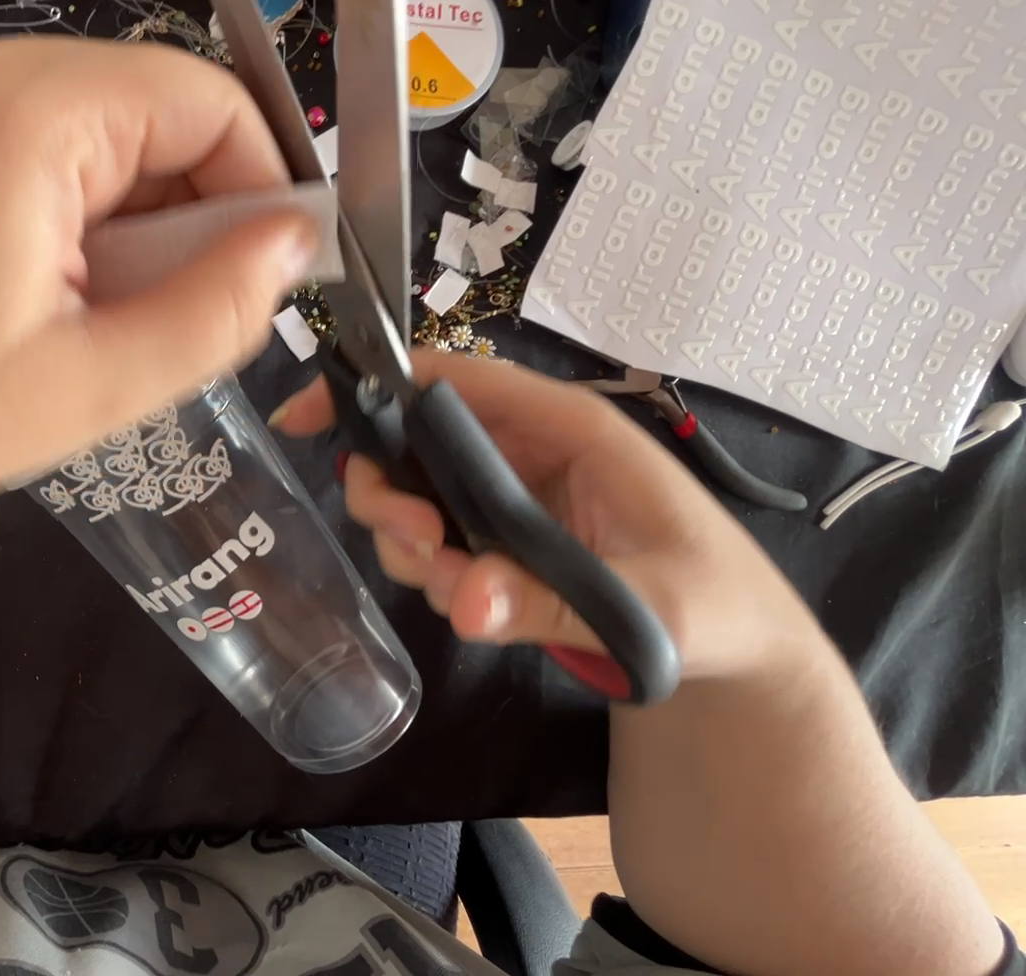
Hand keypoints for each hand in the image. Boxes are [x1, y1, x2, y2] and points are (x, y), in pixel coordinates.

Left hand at [0, 39, 314, 548]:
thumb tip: (293, 242)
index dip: (260, 183)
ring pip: (84, 135)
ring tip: (92, 319)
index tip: (264, 273)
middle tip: (170, 315)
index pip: (207, 99)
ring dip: (122, 220)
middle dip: (186, 210)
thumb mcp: (94, 386)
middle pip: (144, 111)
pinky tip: (30, 296)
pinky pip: (17, 151)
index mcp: (31, 114)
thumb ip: (218, 310)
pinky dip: (59, 213)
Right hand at [272, 351, 823, 681]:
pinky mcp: (488, 535)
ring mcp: (498, 494)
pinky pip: (423, 540)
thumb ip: (555, 603)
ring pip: (404, 495)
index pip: (452, 380)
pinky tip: (471, 605)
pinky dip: (426, 573)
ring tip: (461, 593)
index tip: (301, 417)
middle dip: (388, 494)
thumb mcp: (658, 611)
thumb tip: (462, 599)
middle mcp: (518, 450)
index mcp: (566, 427)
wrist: (732, 654)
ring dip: (406, 545)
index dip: (373, 384)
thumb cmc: (719, 608)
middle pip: (406, 443)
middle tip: (419, 545)